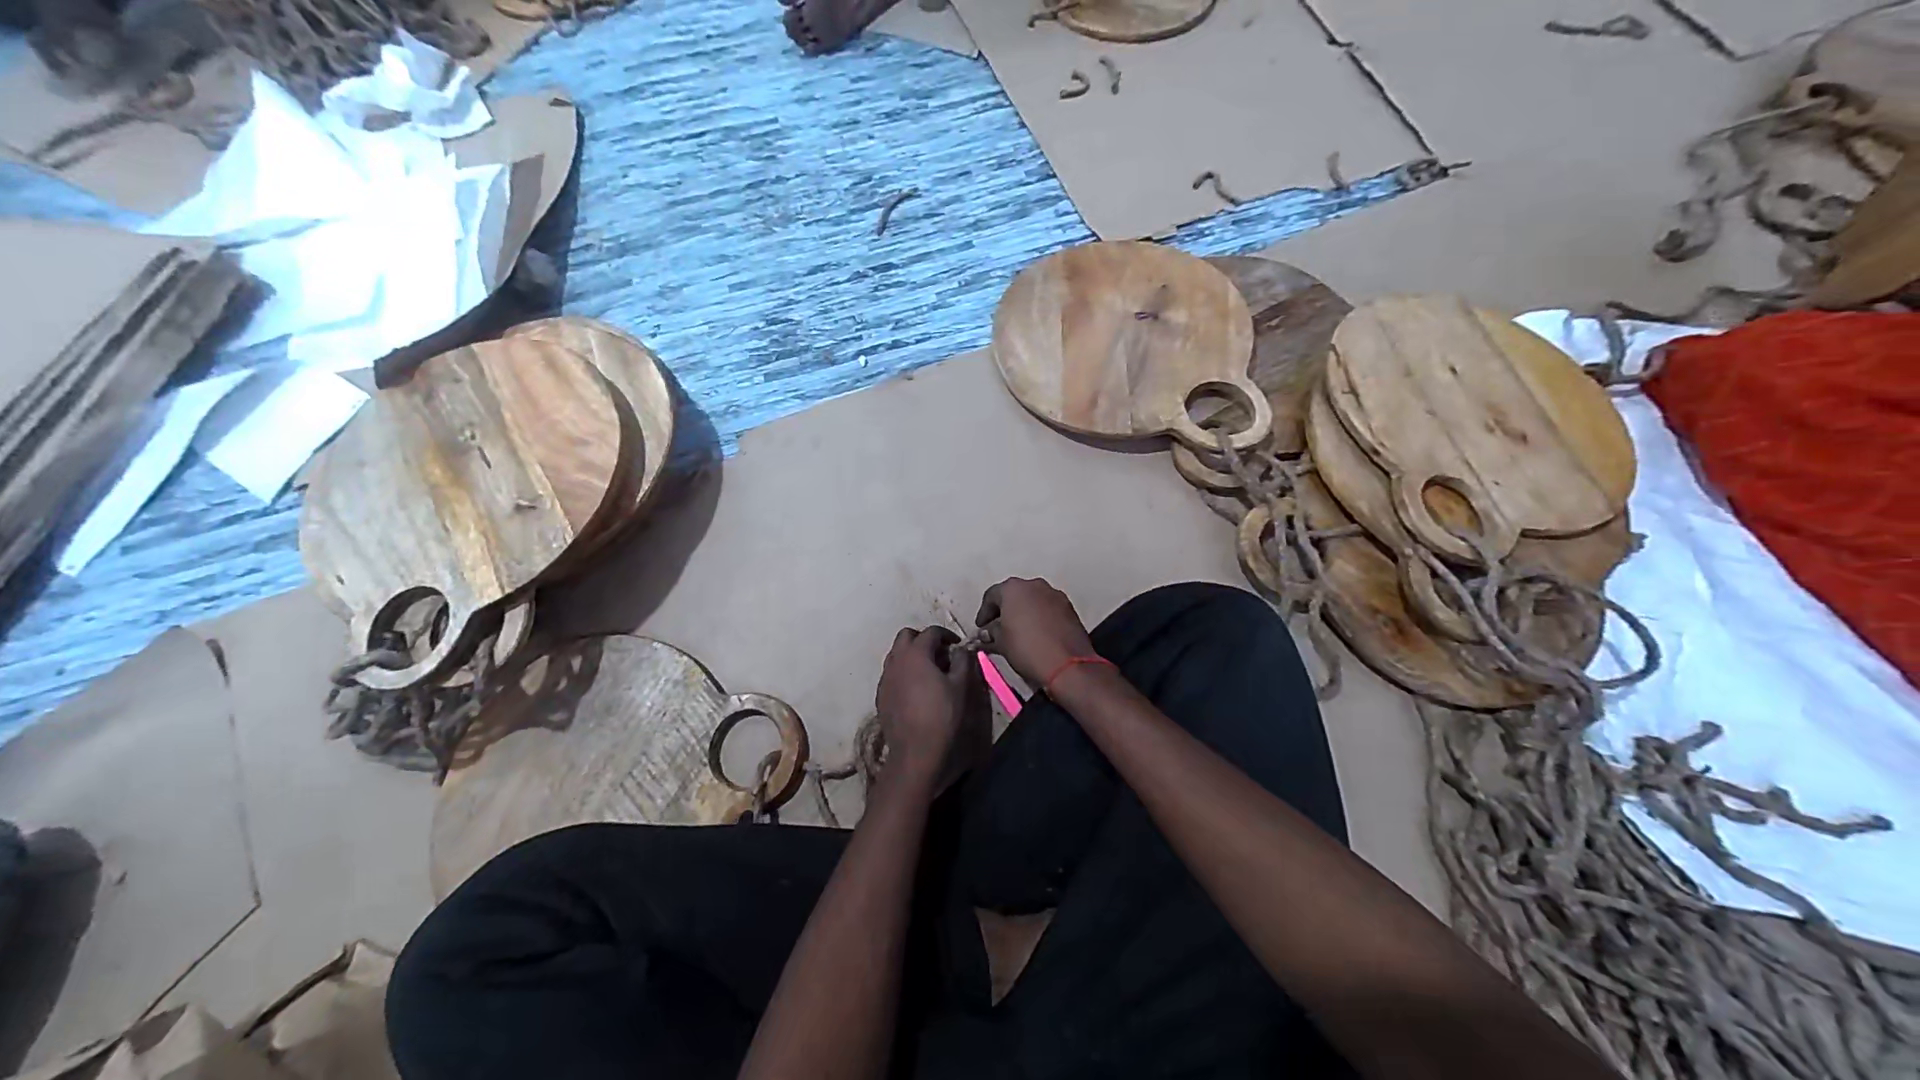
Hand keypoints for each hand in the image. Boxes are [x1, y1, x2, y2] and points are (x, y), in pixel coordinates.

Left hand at [874, 627, 987, 791]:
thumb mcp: (960, 685)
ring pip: (896, 655)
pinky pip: (891, 674)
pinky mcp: (880, 695)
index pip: (930, 632)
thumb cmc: (942, 715)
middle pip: (906, 636)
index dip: (946, 635)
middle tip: (940, 654)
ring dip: (911, 655)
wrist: (916, 750)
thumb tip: (963, 649)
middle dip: (924, 640)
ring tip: (929, 672)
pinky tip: (916, 690)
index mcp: (915, 654)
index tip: (957, 646)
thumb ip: (963, 661)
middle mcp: (895, 660)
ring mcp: (885, 678)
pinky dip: (903, 673)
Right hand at [974, 577, 1097, 687]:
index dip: (984, 613)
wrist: (1067, 665)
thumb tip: (989, 633)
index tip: (982, 627)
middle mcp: (1035, 585)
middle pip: (1013, 595)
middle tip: (997, 629)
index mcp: (1013, 589)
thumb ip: (991, 633)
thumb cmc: (1029, 650)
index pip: (991, 596)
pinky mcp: (1069, 608)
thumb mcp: (1001, 643)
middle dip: (1004, 611)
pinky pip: (1048, 609)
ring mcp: (1054, 595)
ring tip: (1017, 634)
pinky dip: (1040, 618)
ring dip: (1023, 614)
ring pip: (1032, 600)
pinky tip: (1035, 635)